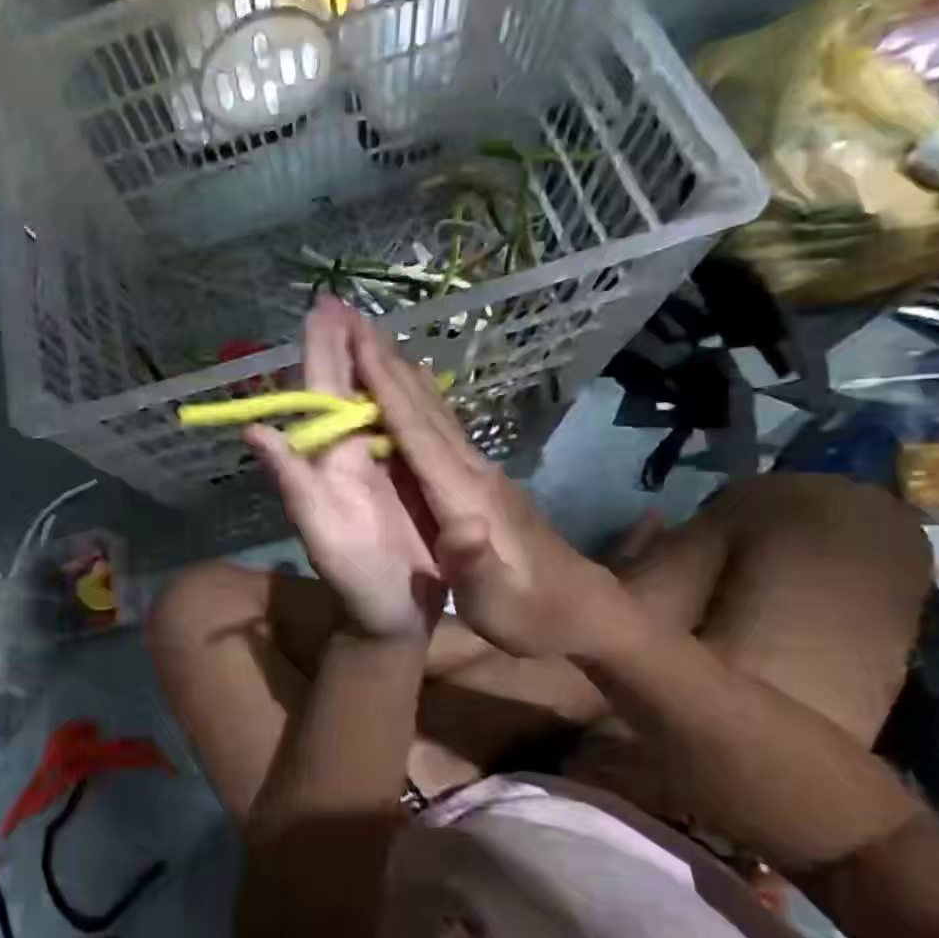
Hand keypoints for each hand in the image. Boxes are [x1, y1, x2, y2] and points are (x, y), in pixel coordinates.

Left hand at [245, 297, 444, 641]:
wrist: (393, 615)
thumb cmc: (356, 577)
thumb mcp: (320, 529)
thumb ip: (289, 481)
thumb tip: (252, 429)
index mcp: (329, 456)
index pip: (322, 393)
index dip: (322, 350)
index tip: (323, 307)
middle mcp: (350, 451)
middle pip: (345, 388)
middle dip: (344, 343)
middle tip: (343, 300)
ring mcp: (380, 462)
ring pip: (373, 401)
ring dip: (371, 361)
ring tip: (370, 323)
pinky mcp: (408, 475)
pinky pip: (404, 426)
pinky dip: (403, 396)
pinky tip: (407, 376)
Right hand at [345, 312, 635, 659]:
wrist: (584, 608)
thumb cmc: (535, 615)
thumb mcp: (500, 607)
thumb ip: (476, 568)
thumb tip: (460, 528)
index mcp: (468, 498)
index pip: (421, 435)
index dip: (389, 391)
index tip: (360, 346)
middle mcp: (474, 472)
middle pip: (425, 410)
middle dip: (388, 365)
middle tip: (354, 322)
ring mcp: (482, 472)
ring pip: (435, 413)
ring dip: (403, 374)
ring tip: (375, 341)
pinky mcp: (484, 479)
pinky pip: (443, 428)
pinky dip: (421, 399)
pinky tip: (416, 385)